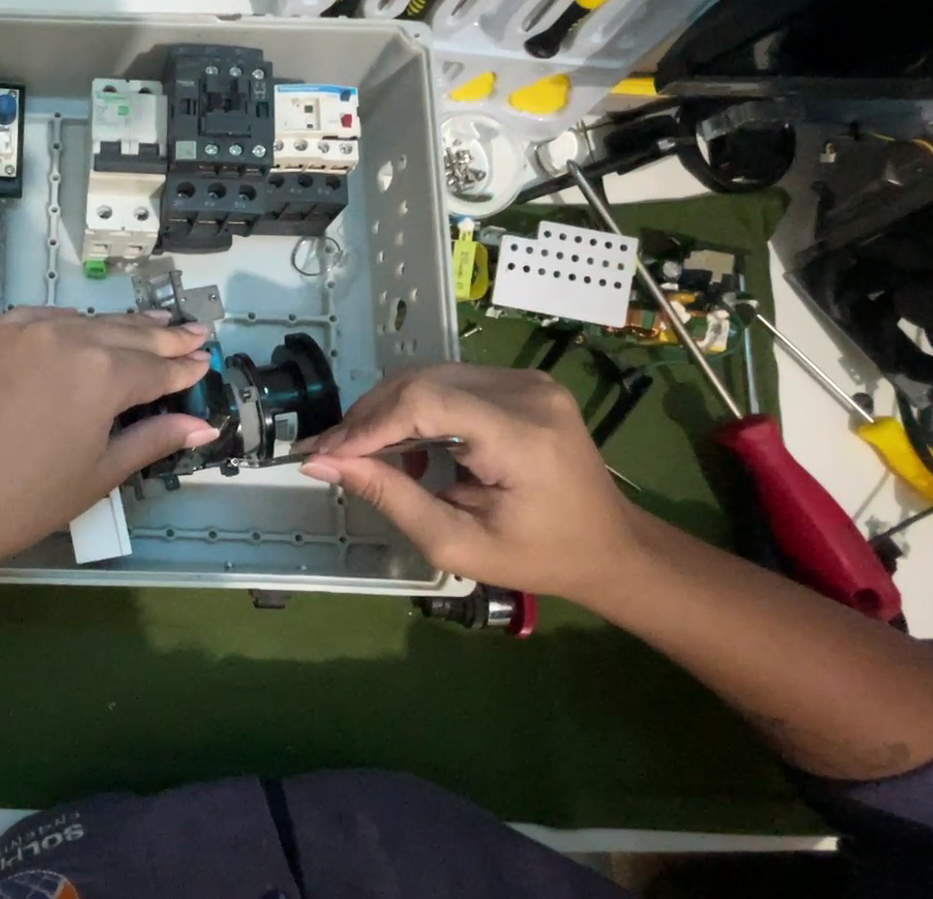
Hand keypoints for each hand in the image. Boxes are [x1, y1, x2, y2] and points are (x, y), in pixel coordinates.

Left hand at [0, 307, 214, 562]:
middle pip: (129, 335)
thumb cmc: (27, 499)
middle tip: (195, 331)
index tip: (206, 360)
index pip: (158, 368)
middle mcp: (71, 339)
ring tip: (153, 325)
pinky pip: (47, 318)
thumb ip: (153, 439)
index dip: (184, 368)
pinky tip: (87, 328)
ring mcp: (28, 331)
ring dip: (123, 326)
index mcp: (104, 375)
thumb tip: (202, 426)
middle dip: (165, 337)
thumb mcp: (100, 473)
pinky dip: (74, 323)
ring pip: (89, 322)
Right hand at [297, 364, 643, 600]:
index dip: (366, 425)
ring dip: (384, 411)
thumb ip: (388, 496)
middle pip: (419, 382)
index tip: (323, 454)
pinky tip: (403, 444)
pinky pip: (445, 382)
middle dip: (366, 418)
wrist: (611, 546)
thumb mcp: (455, 542)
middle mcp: (527, 392)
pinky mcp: (520, 382)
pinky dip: (410, 409)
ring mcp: (527, 381)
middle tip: (331, 454)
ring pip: (426, 377)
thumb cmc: (537, 556)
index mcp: (522, 436)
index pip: (424, 403)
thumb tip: (321, 463)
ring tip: (361, 453)